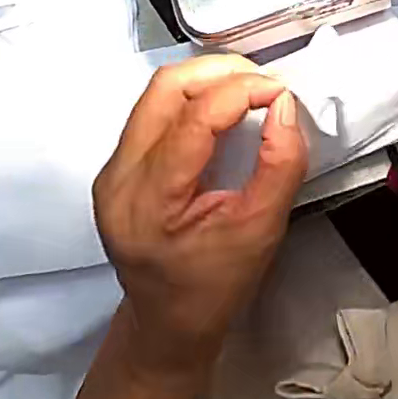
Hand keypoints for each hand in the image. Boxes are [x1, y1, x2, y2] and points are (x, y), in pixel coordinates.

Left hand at [90, 54, 307, 386]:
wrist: (168, 325)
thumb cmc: (215, 287)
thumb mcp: (262, 230)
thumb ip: (280, 164)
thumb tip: (284, 105)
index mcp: (149, 201)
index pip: (194, 118)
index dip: (242, 91)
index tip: (281, 92)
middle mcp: (119, 176)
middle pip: (166, 88)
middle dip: (221, 73)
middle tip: (264, 84)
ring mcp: (113, 167)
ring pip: (159, 90)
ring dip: (208, 78)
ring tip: (248, 89)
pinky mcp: (120, 162)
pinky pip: (157, 107)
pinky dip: (196, 94)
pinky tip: (224, 106)